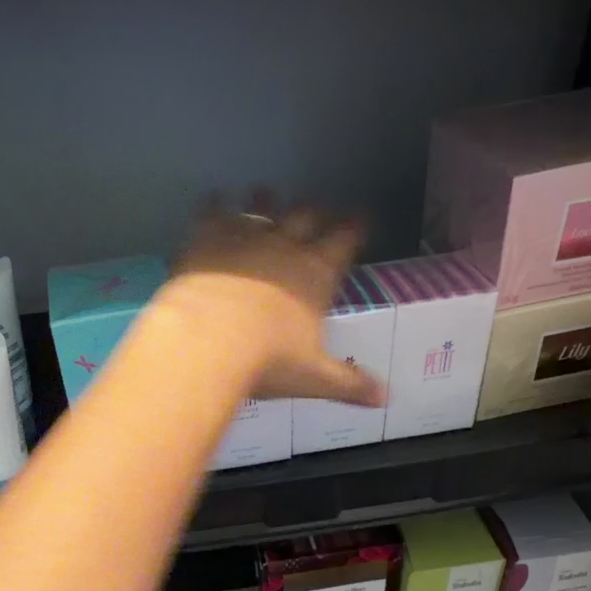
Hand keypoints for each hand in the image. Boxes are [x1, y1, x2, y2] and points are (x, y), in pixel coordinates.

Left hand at [159, 191, 384, 406]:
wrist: (208, 341)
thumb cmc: (268, 361)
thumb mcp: (314, 377)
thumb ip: (349, 383)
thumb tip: (385, 398)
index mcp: (317, 273)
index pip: (346, 239)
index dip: (356, 226)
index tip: (362, 215)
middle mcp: (285, 246)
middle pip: (305, 217)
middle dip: (314, 211)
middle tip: (316, 206)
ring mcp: (244, 238)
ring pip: (260, 209)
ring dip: (265, 201)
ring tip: (265, 191)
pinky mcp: (205, 239)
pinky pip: (211, 213)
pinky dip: (213, 206)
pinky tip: (211, 199)